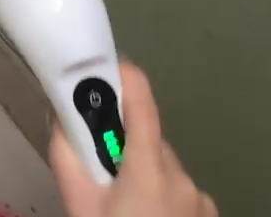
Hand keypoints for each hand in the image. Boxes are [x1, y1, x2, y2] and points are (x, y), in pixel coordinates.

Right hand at [49, 61, 215, 216]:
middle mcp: (182, 175)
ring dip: (141, 169)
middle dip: (120, 140)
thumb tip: (59, 114)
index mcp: (149, 166)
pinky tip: (147, 216)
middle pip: (145, 135)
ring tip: (123, 203)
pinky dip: (161, 192)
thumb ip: (65, 152)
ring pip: (162, 163)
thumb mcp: (77, 202)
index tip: (99, 69)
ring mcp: (202, 200)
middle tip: (98, 165)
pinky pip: (179, 188)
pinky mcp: (210, 216)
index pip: (141, 97)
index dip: (120, 73)